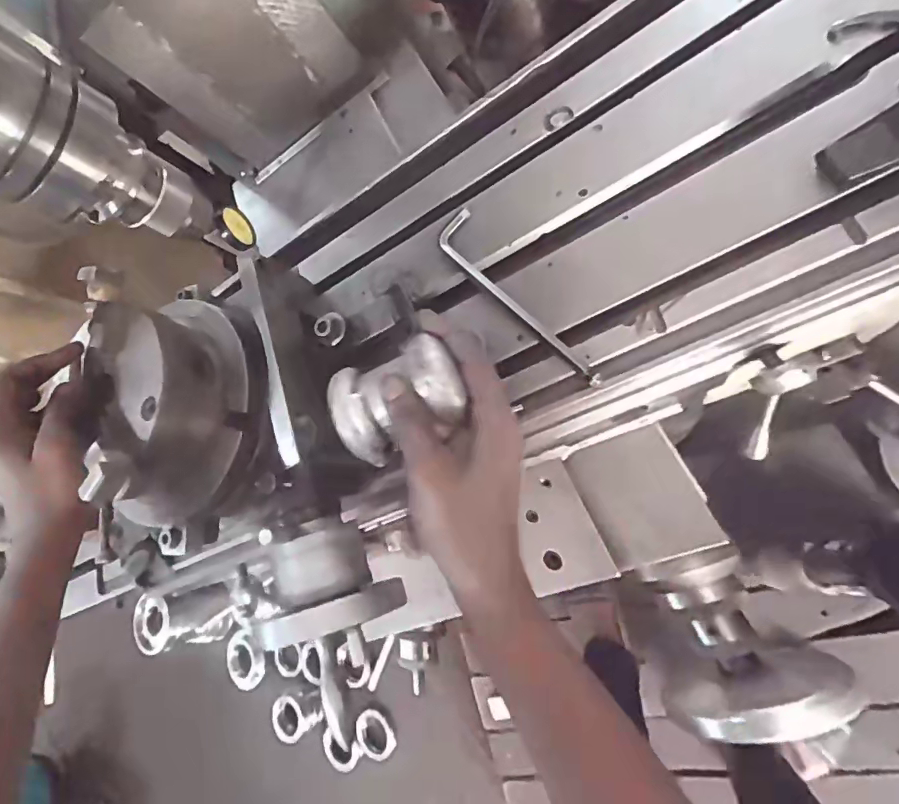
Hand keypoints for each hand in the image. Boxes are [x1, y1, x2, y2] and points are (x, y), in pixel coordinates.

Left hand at [0, 343, 98, 549]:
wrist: (47, 542)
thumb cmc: (52, 496)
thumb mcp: (59, 448)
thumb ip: (64, 409)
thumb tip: (75, 381)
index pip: (8, 377)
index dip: (42, 359)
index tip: (76, 354)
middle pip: (16, 387)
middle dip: (49, 372)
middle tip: (83, 367)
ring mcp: (7, 446)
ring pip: (28, 403)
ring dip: (56, 390)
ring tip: (88, 388)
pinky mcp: (22, 456)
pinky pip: (37, 420)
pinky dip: (58, 409)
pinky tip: (83, 414)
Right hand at [383, 314, 531, 611]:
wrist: (484, 576)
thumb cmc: (460, 525)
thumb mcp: (428, 470)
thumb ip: (411, 422)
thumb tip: (395, 382)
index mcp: (497, 423)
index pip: (477, 364)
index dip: (451, 338)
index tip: (424, 322)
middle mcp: (503, 428)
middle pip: (476, 376)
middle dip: (446, 355)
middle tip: (411, 343)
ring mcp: (496, 445)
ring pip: (469, 399)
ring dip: (442, 381)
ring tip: (409, 369)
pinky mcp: (485, 461)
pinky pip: (464, 420)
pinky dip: (442, 407)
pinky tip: (416, 413)